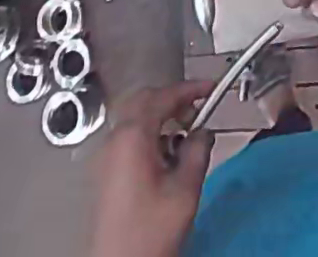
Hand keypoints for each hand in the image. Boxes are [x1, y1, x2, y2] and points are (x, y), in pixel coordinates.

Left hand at [88, 81, 214, 256]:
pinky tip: (166, 158)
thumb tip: (204, 132)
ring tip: (186, 137)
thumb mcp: (184, 191)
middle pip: (145, 100)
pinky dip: (151, 134)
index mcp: (133, 135)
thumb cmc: (150, 230)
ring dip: (162, 118)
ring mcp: (107, 154)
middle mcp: (115, 137)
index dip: (190, 88)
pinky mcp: (106, 171)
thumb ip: (197, 153)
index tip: (211, 88)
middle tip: (198, 110)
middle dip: (174, 100)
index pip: (163, 96)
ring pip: (136, 118)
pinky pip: (130, 136)